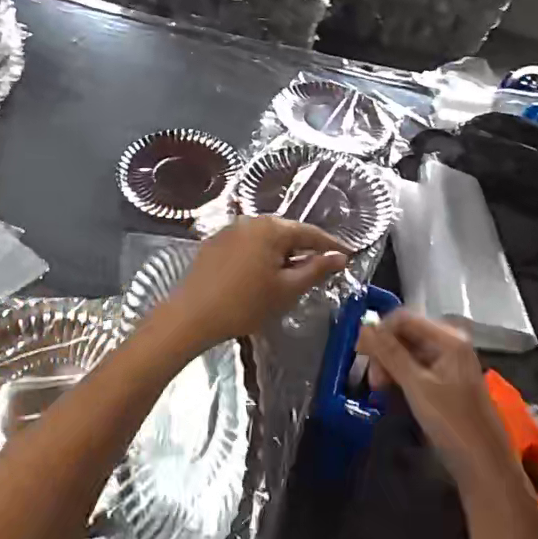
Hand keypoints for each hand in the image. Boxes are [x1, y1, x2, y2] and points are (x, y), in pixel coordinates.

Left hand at [145, 216, 349, 356]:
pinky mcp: (214, 244)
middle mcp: (251, 221)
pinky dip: (261, 256)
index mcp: (272, 228)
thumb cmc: (245, 304)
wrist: (190, 317)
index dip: (331, 245)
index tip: (347, 255)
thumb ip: (316, 270)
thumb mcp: (287, 290)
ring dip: (282, 254)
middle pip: (288, 232)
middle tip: (322, 268)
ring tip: (292, 275)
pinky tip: (262, 276)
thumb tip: (340, 257)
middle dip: (305, 249)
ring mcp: (230, 230)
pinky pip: (248, 244)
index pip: (311, 232)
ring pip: (266, 238)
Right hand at [361, 311, 517, 491]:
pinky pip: (416, 367)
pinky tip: (392, 391)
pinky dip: (401, 376)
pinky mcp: (445, 381)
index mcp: (448, 338)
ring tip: (380, 389)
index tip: (359, 354)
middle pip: (406, 334)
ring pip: (408, 352)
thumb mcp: (417, 386)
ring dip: (390, 366)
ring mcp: (449, 362)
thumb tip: (365, 326)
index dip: (379, 331)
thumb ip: (390, 353)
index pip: (404, 318)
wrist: (484, 464)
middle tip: (373, 381)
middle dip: (384, 352)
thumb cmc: (452, 422)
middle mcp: (450, 344)